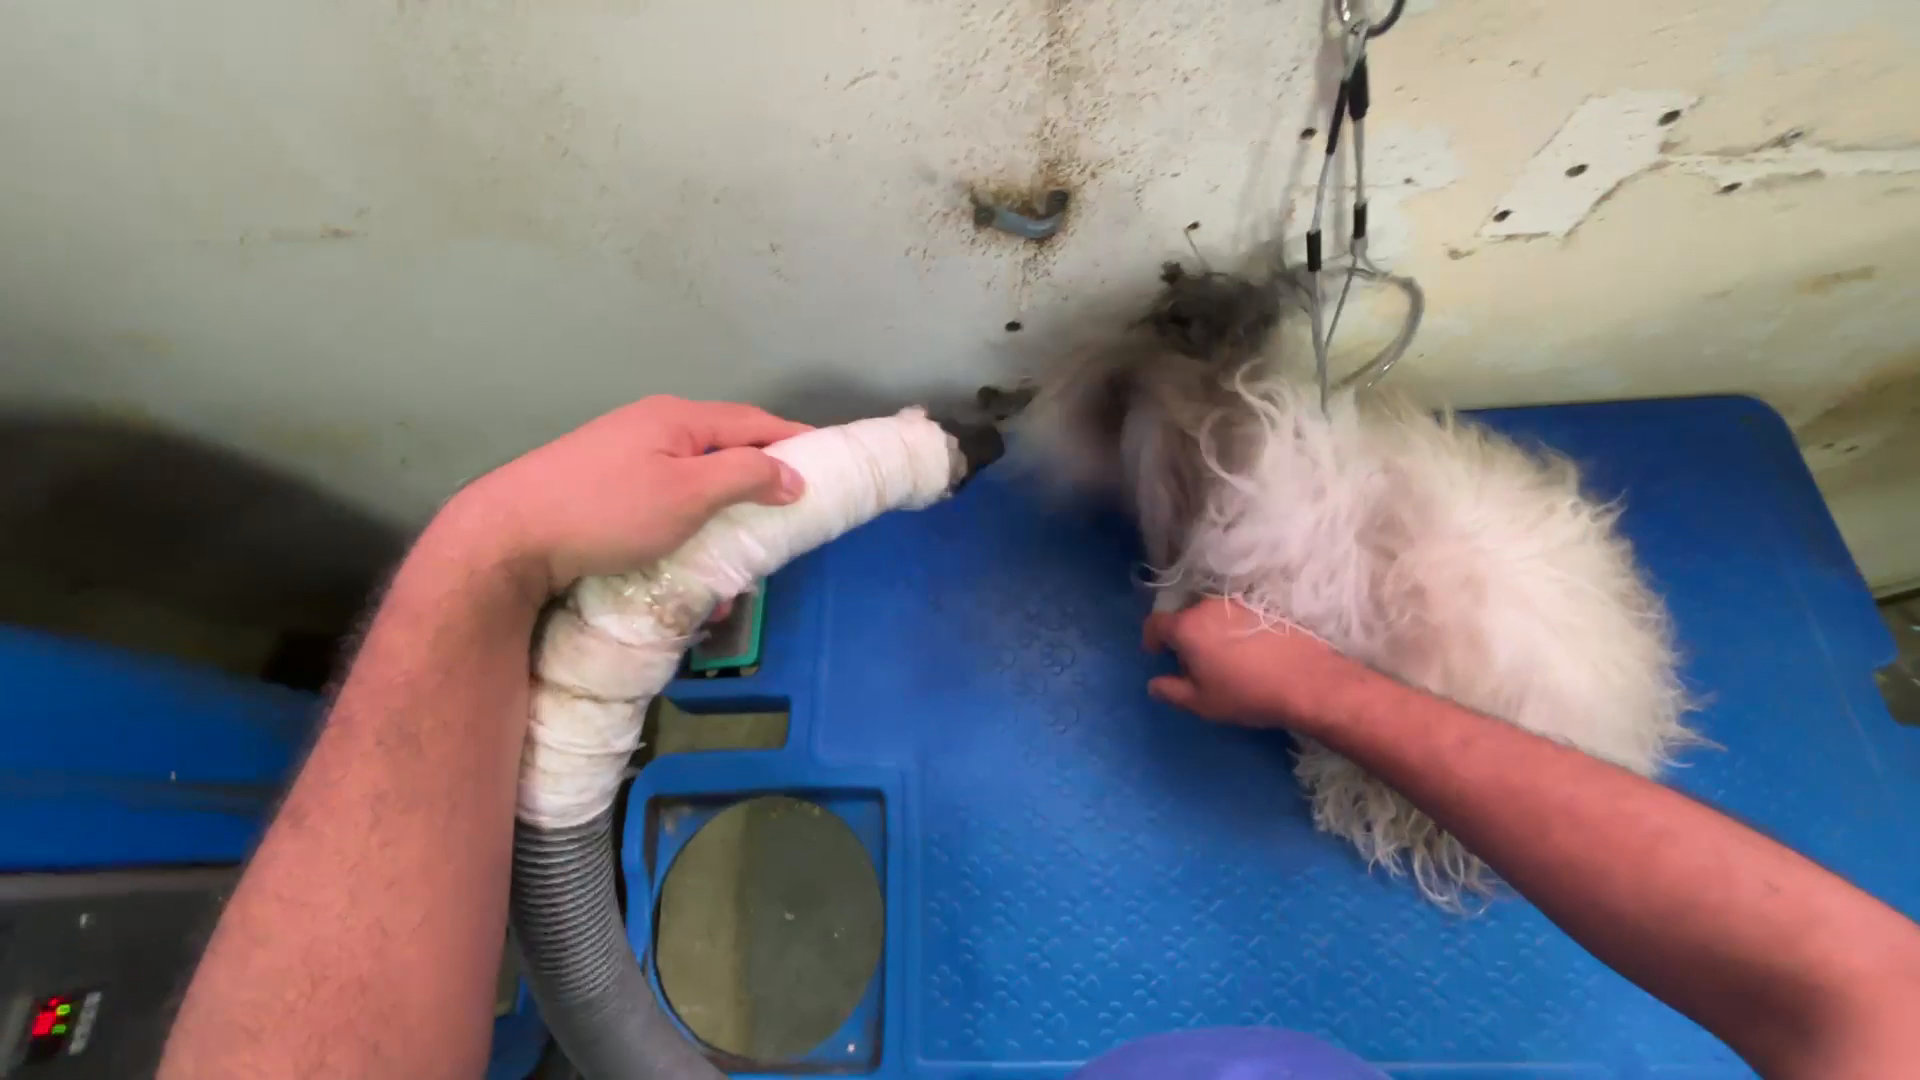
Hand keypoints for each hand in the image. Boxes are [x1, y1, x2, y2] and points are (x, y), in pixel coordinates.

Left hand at [451, 396, 810, 595]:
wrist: (507, 537)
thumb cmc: (606, 511)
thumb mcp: (688, 494)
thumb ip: (746, 476)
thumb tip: (793, 476)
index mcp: (679, 419)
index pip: (755, 422)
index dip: (796, 440)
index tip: (832, 461)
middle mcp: (655, 428)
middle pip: (728, 447)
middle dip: (763, 478)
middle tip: (791, 510)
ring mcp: (628, 456)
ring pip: (699, 477)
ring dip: (728, 506)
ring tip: (747, 541)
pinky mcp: (608, 486)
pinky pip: (671, 497)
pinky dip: (695, 520)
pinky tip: (695, 552)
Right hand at [1143, 598, 1369, 731]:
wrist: (1308, 681)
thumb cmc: (1246, 693)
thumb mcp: (1201, 702)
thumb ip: (1170, 691)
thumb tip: (1154, 683)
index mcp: (1186, 627)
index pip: (1155, 623)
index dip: (1150, 639)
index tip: (1156, 654)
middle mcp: (1208, 608)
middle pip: (1184, 618)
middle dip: (1182, 639)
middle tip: (1192, 666)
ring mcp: (1237, 605)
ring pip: (1210, 617)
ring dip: (1208, 634)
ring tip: (1221, 661)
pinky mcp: (1262, 608)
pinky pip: (1234, 617)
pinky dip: (1231, 631)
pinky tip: (1247, 655)